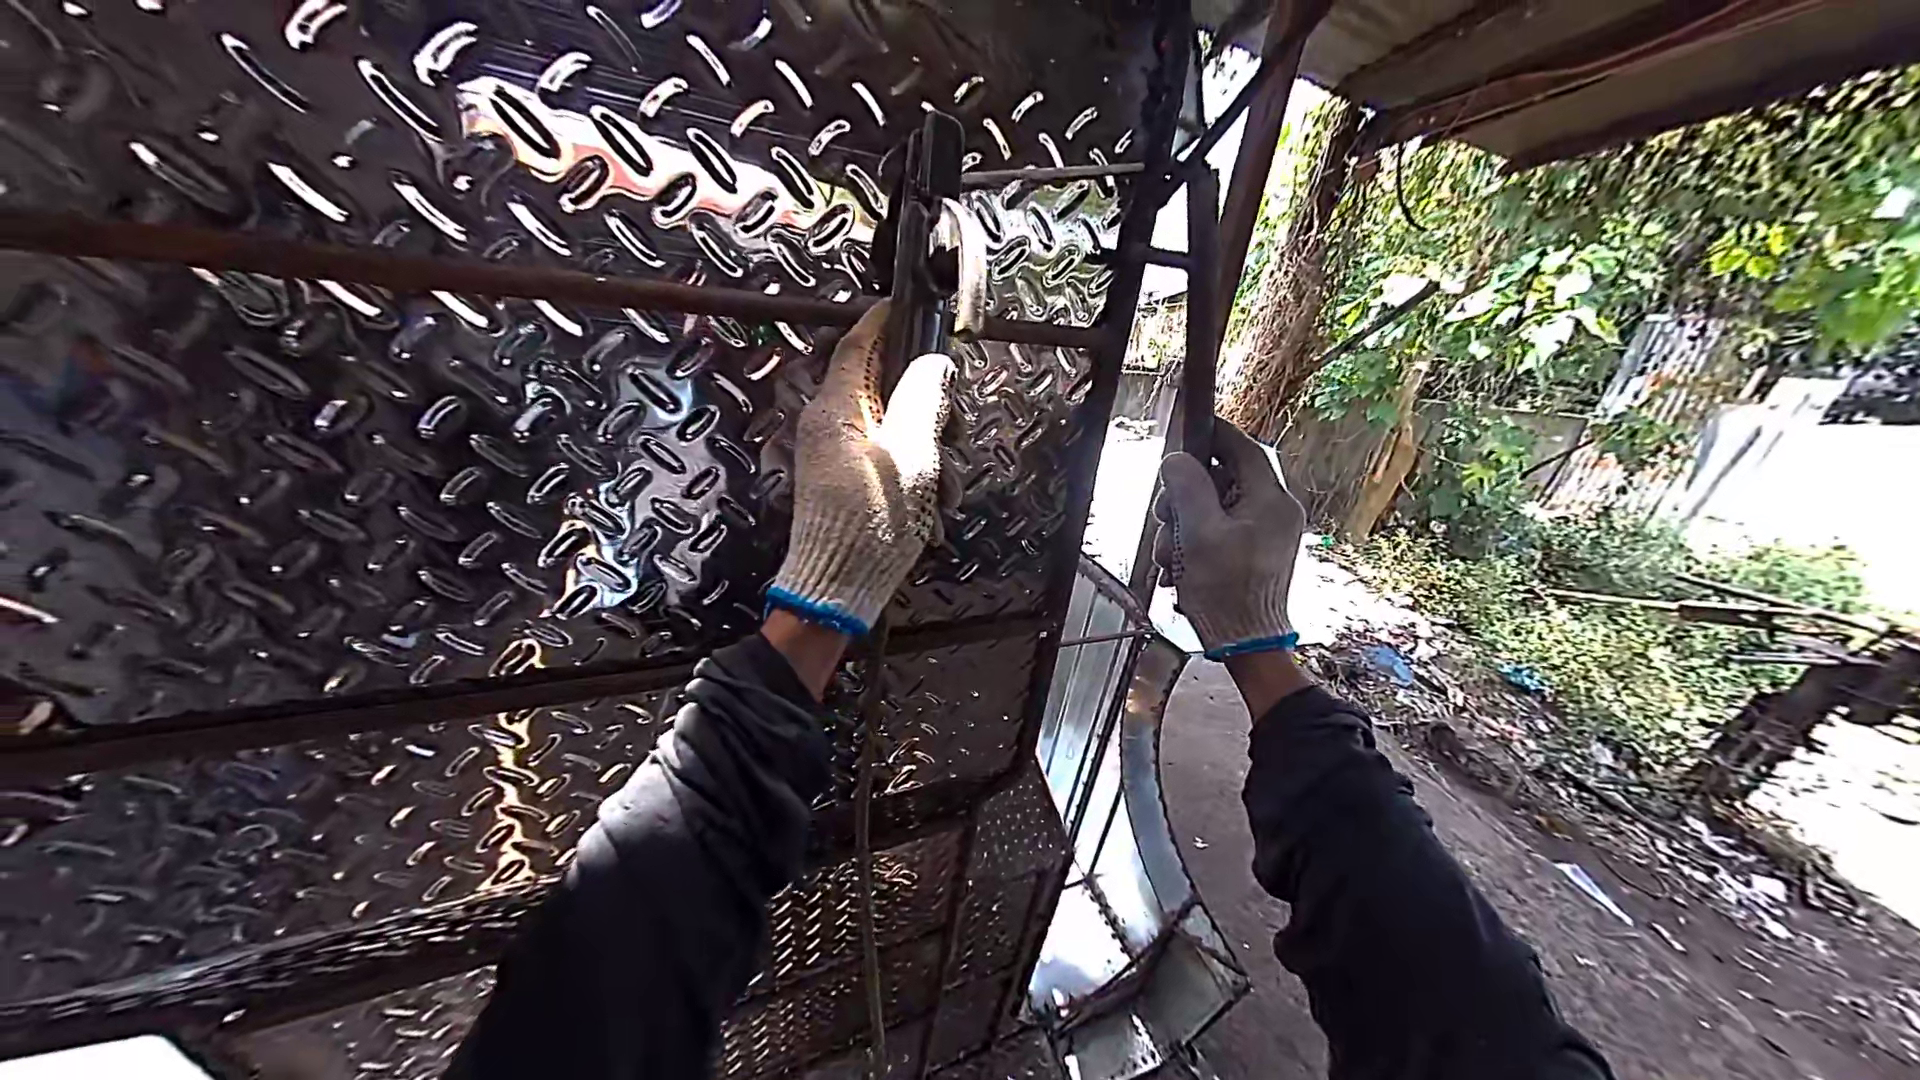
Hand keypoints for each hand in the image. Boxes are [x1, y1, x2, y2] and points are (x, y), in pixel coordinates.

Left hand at [768, 300, 954, 637]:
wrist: (838, 590)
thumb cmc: (871, 520)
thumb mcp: (910, 455)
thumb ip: (924, 401)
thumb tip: (933, 366)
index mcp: (837, 410)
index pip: (857, 346)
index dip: (882, 322)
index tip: (906, 306)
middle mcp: (832, 427)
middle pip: (888, 393)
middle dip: (929, 414)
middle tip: (953, 438)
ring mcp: (839, 457)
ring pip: (896, 433)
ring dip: (930, 458)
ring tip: (944, 496)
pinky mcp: (849, 484)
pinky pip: (890, 465)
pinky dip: (915, 481)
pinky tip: (931, 513)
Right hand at [1152, 418, 1304, 660]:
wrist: (1245, 644)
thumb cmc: (1225, 589)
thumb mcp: (1199, 533)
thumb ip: (1188, 488)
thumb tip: (1177, 460)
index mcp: (1270, 501)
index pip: (1244, 449)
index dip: (1215, 435)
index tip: (1190, 428)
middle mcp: (1273, 512)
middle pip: (1220, 482)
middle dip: (1184, 499)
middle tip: (1163, 518)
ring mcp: (1264, 535)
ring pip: (1212, 510)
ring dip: (1182, 529)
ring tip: (1171, 559)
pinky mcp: (1252, 554)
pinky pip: (1217, 534)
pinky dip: (1193, 545)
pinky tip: (1179, 569)